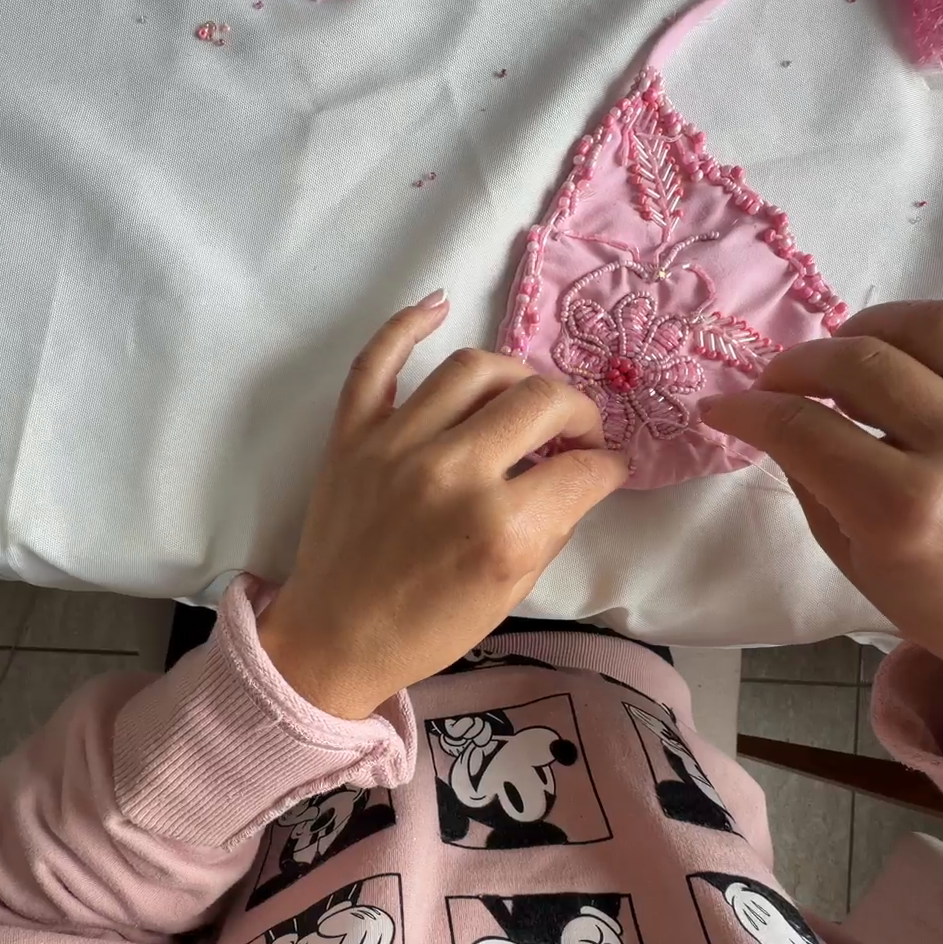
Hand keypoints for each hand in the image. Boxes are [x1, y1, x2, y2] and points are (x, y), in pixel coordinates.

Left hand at [258, 292, 628, 718]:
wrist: (335, 637)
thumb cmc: (428, 628)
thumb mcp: (511, 592)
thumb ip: (553, 524)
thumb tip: (580, 471)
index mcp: (502, 528)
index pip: (584, 469)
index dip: (607, 466)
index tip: (603, 466)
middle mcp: (453, 473)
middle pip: (541, 401)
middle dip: (577, 414)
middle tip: (575, 433)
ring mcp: (395, 445)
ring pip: (474, 368)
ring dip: (516, 376)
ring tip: (524, 399)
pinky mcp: (351, 434)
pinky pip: (376, 360)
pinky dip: (406, 324)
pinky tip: (438, 305)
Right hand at [700, 291, 942, 733]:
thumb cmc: (939, 608)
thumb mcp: (847, 555)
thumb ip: (809, 478)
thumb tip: (777, 419)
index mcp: (902, 510)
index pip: (801, 428)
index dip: (746, 410)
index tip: (723, 407)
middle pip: (860, 363)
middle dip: (796, 364)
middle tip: (778, 382)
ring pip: (942, 324)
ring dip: (873, 325)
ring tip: (852, 349)